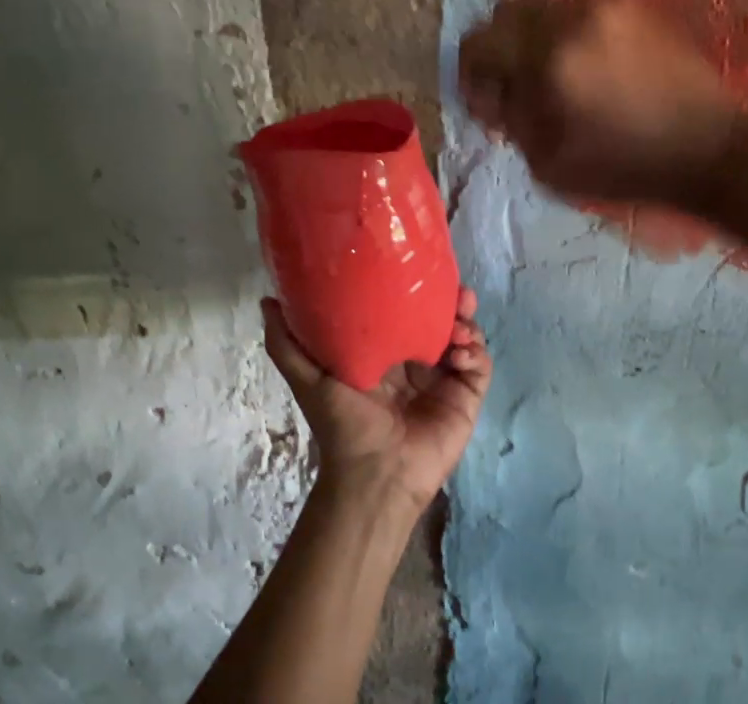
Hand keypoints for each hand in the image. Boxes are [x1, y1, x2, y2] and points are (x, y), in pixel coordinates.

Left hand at [262, 288, 491, 511]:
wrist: (375, 474)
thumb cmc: (343, 424)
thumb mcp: (307, 378)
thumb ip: (287, 343)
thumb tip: (267, 299)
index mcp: (387, 355)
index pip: (408, 312)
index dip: (417, 291)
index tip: (421, 272)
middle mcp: (419, 362)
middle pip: (442, 319)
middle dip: (451, 301)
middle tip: (457, 292)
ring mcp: (445, 379)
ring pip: (466, 337)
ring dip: (467, 323)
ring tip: (460, 324)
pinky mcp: (466, 397)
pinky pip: (480, 365)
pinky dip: (476, 353)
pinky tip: (460, 354)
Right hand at [459, 0, 734, 202]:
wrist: (709, 147)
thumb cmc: (626, 166)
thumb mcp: (549, 162)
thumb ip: (511, 119)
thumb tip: (494, 93)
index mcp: (549, 59)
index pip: (479, 42)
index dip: (472, 74)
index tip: (489, 103)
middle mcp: (574, 17)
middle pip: (508, 14)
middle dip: (502, 50)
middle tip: (516, 88)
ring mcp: (609, 5)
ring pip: (546, 8)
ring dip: (537, 39)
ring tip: (558, 80)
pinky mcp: (635, 6)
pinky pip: (582, 11)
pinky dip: (572, 34)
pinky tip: (591, 69)